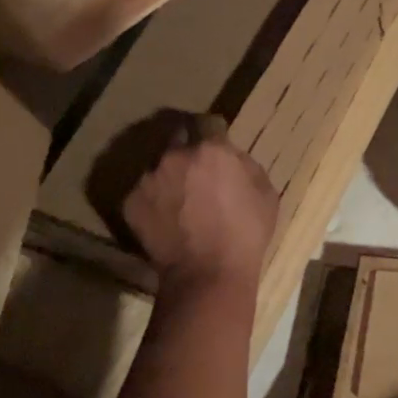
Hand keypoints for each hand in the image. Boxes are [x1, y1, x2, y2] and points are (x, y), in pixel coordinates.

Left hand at [121, 138, 276, 289]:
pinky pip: (144, 194)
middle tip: (198, 177)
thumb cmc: (246, 235)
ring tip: (181, 204)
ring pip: (159, 168)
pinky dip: (155, 202)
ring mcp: (148, 178)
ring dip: (169, 179)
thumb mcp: (266, 195)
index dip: (213, 133)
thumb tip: (233, 159)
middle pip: (178, 142)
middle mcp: (174, 155)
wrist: (207, 275)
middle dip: (187, 154)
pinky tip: (168, 222)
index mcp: (211, 149)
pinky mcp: (130, 202)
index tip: (216, 147)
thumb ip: (247, 167)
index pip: (208, 123)